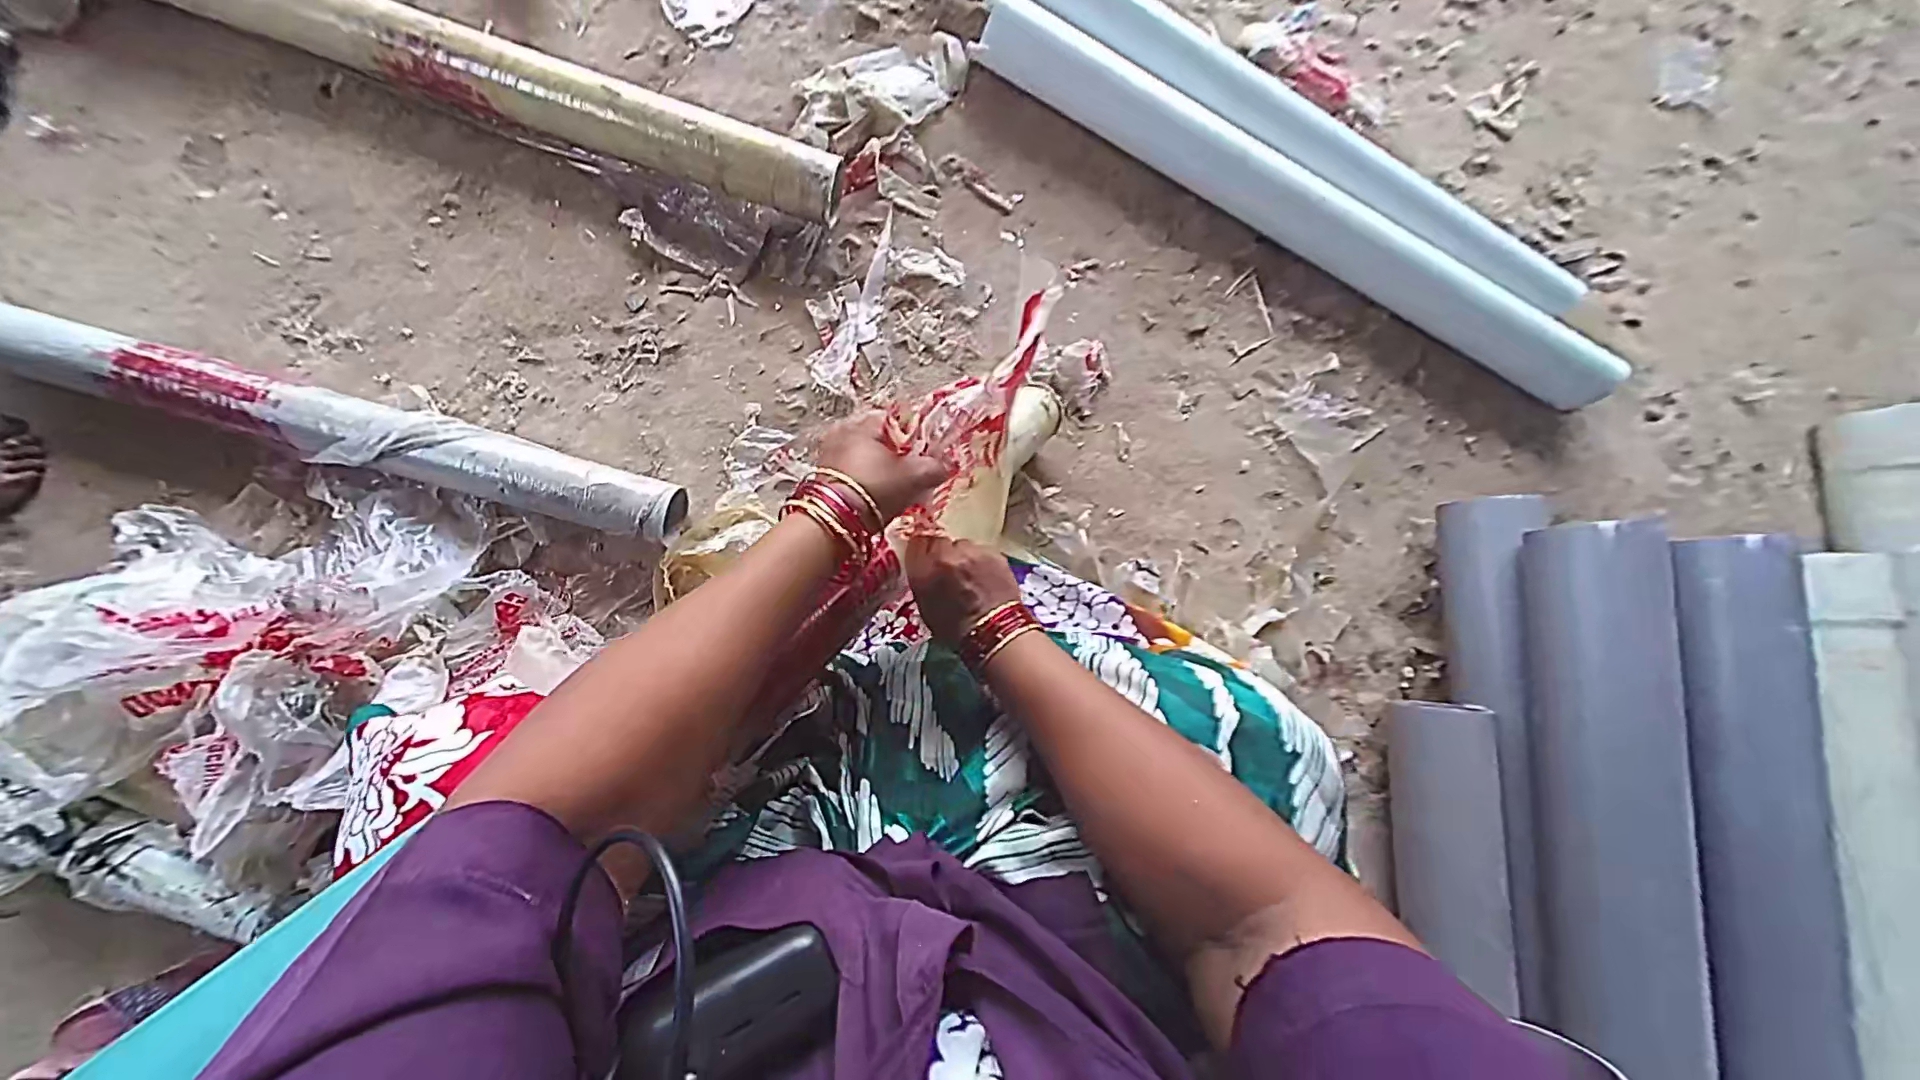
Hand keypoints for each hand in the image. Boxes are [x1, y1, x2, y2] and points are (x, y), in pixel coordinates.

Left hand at [815, 412, 949, 520]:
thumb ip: (935, 467)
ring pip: (866, 457)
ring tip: (896, 491)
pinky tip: (876, 499)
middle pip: (881, 439)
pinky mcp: (822, 477)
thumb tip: (945, 466)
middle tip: (913, 475)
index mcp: (865, 422)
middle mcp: (843, 431)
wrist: (834, 522)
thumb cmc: (876, 489)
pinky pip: (853, 474)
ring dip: (882, 471)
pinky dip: (866, 483)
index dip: (916, 436)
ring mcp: (829, 454)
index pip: (898, 418)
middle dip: (898, 456)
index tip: (926, 455)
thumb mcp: (915, 477)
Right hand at [904, 534, 1023, 643]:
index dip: (922, 550)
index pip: (916, 543)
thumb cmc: (956, 628)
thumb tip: (925, 569)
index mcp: (923, 570)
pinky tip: (986, 577)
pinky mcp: (993, 552)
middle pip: (939, 541)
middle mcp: (944, 555)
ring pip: (962, 545)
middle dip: (943, 553)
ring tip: (970, 575)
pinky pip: (981, 551)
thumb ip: (922, 580)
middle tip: (949, 569)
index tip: (926, 556)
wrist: (994, 632)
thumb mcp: (925, 607)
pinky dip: (981, 560)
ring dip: (963, 556)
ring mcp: (971, 551)